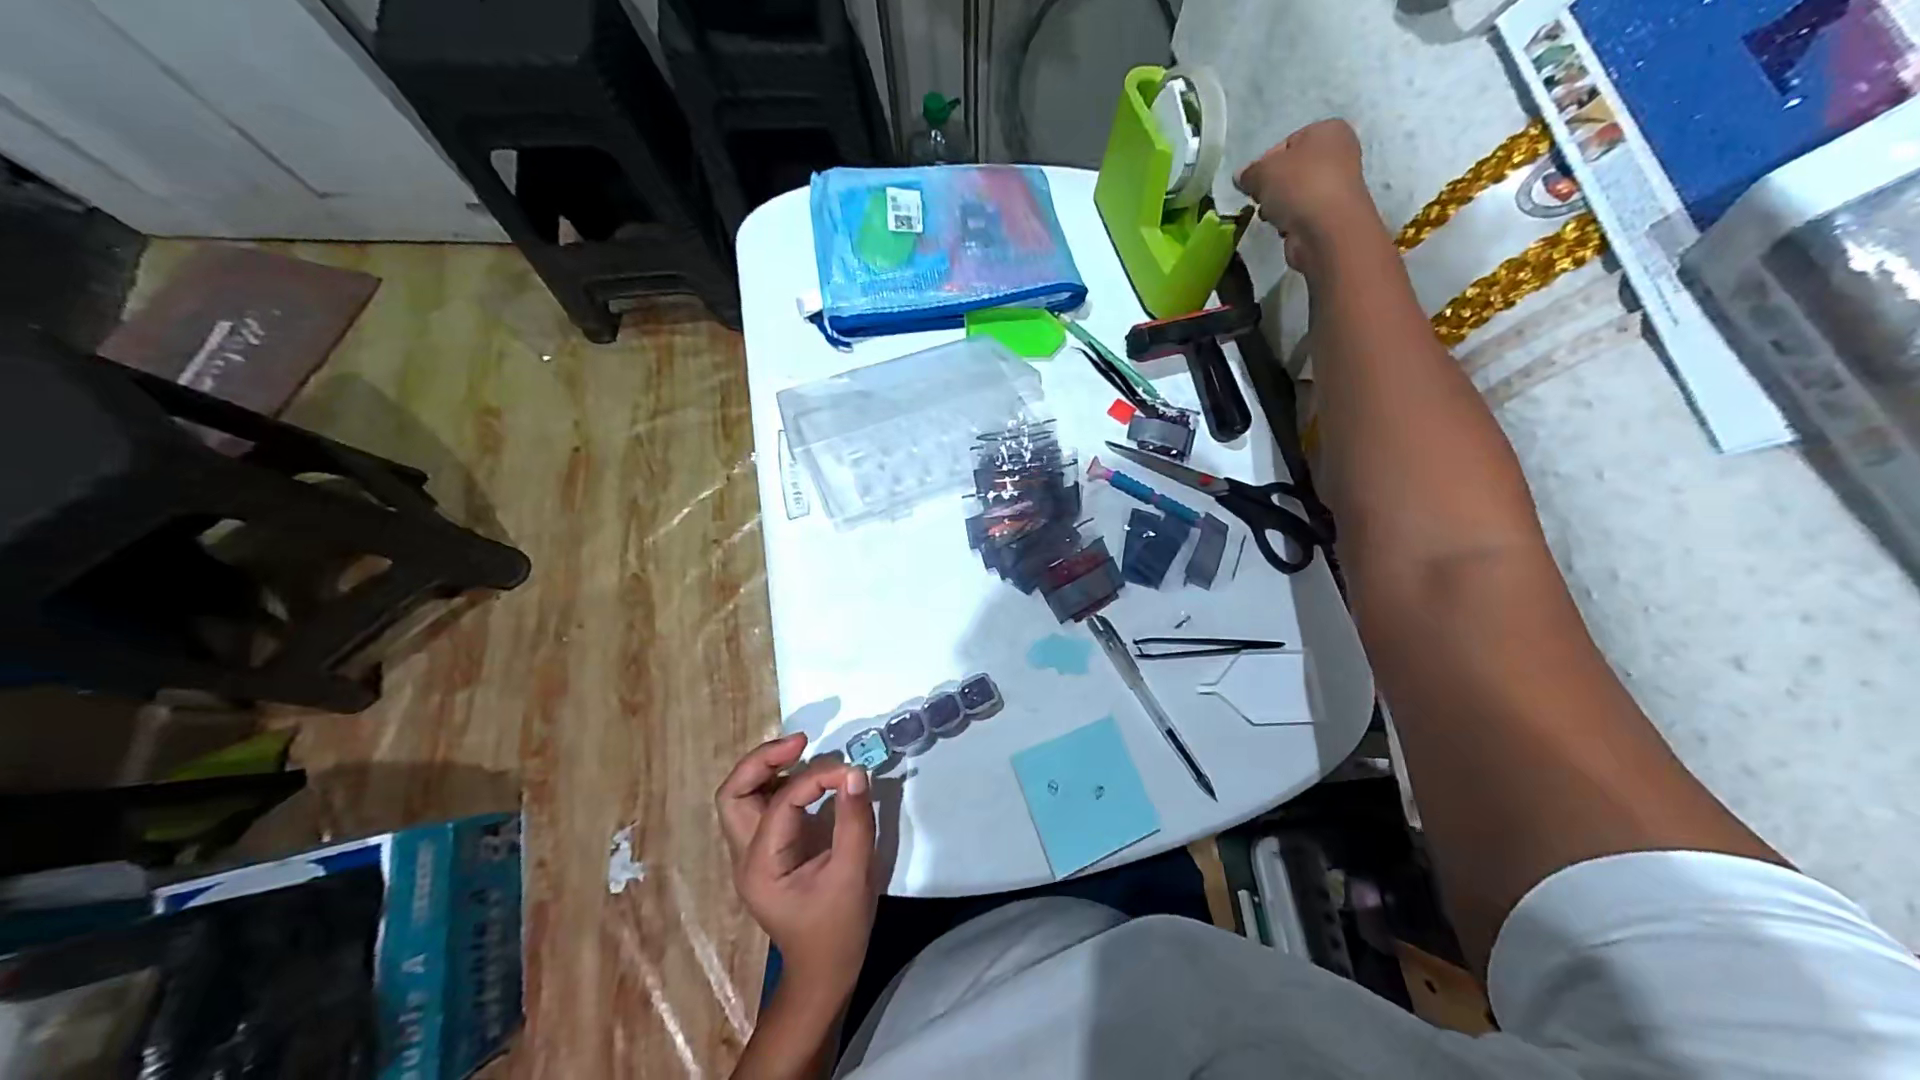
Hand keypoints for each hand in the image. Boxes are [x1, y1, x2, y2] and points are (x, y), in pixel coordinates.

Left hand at [716, 737, 877, 998]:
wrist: (824, 973)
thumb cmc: (838, 931)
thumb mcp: (854, 875)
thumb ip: (854, 821)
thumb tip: (855, 772)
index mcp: (760, 866)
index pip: (782, 801)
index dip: (816, 777)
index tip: (851, 772)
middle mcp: (746, 856)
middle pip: (734, 793)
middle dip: (762, 761)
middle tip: (800, 741)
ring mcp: (753, 854)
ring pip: (742, 796)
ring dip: (768, 768)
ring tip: (803, 751)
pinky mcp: (769, 851)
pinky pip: (763, 805)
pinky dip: (780, 782)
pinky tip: (807, 777)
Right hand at [1234, 118, 1373, 273]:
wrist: (1326, 229)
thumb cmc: (1297, 187)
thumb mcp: (1262, 171)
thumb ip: (1248, 172)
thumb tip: (1242, 176)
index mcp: (1328, 130)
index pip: (1286, 143)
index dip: (1265, 164)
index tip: (1253, 182)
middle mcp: (1339, 153)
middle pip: (1291, 170)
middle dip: (1272, 186)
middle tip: (1261, 199)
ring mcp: (1338, 185)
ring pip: (1295, 193)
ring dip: (1279, 205)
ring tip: (1273, 215)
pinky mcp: (1333, 214)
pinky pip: (1302, 213)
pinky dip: (1291, 220)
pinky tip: (1285, 227)